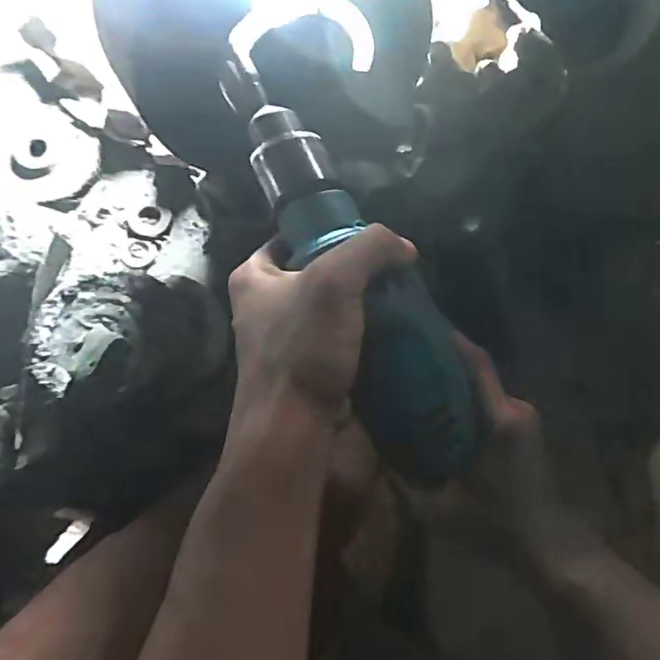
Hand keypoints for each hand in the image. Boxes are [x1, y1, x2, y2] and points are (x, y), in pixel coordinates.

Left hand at [227, 224, 416, 416]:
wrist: (295, 429)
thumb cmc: (304, 348)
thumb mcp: (336, 278)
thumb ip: (372, 248)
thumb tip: (405, 248)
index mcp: (253, 277)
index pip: (296, 236)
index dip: (334, 230)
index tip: (370, 240)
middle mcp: (267, 306)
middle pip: (323, 271)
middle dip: (360, 270)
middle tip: (395, 270)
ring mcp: (291, 341)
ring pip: (340, 307)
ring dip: (371, 303)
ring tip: (405, 297)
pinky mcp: (315, 368)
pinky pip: (349, 338)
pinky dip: (373, 333)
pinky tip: (399, 330)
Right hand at [412, 335, 600, 578]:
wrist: (547, 543)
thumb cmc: (496, 525)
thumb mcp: (441, 509)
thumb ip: (405, 481)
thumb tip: (376, 452)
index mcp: (500, 419)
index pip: (477, 364)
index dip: (452, 341)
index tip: (424, 325)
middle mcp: (517, 408)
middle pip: (478, 374)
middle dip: (445, 363)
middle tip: (407, 359)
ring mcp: (526, 418)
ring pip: (485, 391)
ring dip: (457, 387)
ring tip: (418, 386)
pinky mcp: (527, 429)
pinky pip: (494, 406)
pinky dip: (470, 404)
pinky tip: (443, 415)